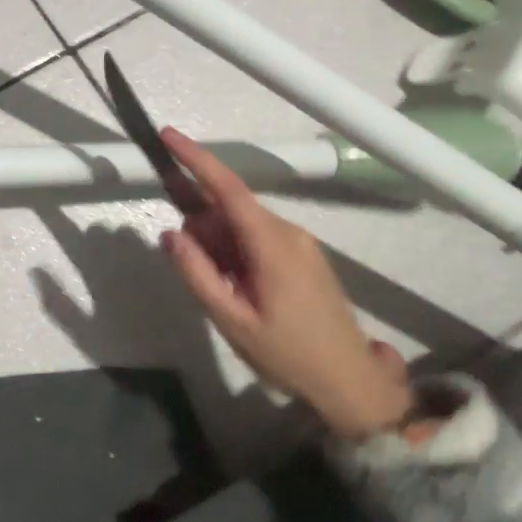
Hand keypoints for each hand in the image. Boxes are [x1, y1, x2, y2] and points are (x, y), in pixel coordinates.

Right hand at [157, 128, 414, 441]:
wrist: (353, 386)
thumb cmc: (289, 355)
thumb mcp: (233, 321)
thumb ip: (197, 274)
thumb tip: (169, 233)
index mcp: (273, 244)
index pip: (228, 188)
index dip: (196, 158)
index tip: (168, 135)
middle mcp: (289, 232)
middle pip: (228, 209)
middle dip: (201, 227)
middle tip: (195, 271)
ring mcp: (300, 243)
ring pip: (240, 224)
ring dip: (218, 244)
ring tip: (223, 291)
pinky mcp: (303, 255)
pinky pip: (256, 237)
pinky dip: (234, 252)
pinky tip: (237, 287)